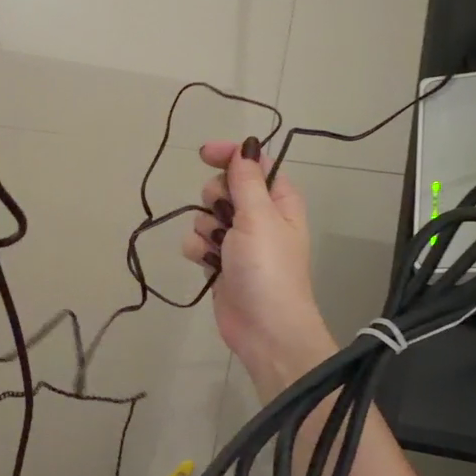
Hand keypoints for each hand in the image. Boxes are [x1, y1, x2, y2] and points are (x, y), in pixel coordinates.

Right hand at [181, 137, 336, 391]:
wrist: (264, 327)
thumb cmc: (268, 268)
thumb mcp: (259, 216)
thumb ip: (246, 180)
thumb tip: (244, 148)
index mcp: (278, 201)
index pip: (253, 164)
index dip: (230, 155)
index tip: (204, 153)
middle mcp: (259, 217)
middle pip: (223, 188)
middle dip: (215, 199)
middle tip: (225, 217)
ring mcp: (237, 242)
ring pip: (205, 217)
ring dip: (205, 229)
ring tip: (219, 249)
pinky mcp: (219, 264)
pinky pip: (197, 244)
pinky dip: (199, 252)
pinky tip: (209, 266)